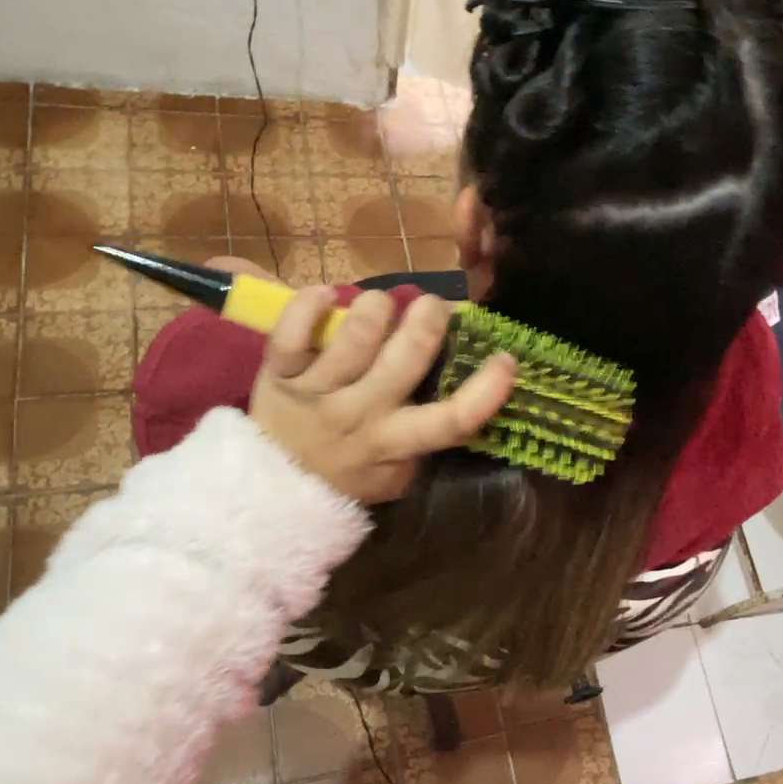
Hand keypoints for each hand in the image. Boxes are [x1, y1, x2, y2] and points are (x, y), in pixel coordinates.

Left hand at [251, 285, 514, 503]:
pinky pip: (291, 330)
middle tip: (433, 307)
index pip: (450, 420)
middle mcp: (360, 415)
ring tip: (382, 305)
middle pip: (405, 359)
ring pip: (356, 334)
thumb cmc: (351, 476)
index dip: (485, 389)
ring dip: (378, 306)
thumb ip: (427, 435)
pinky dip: (309, 304)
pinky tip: (326, 294)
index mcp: (395, 442)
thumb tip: (463, 384)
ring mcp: (318, 392)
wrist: (277, 489)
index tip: (506, 359)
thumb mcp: (400, 473)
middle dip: (429, 320)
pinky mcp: (279, 374)